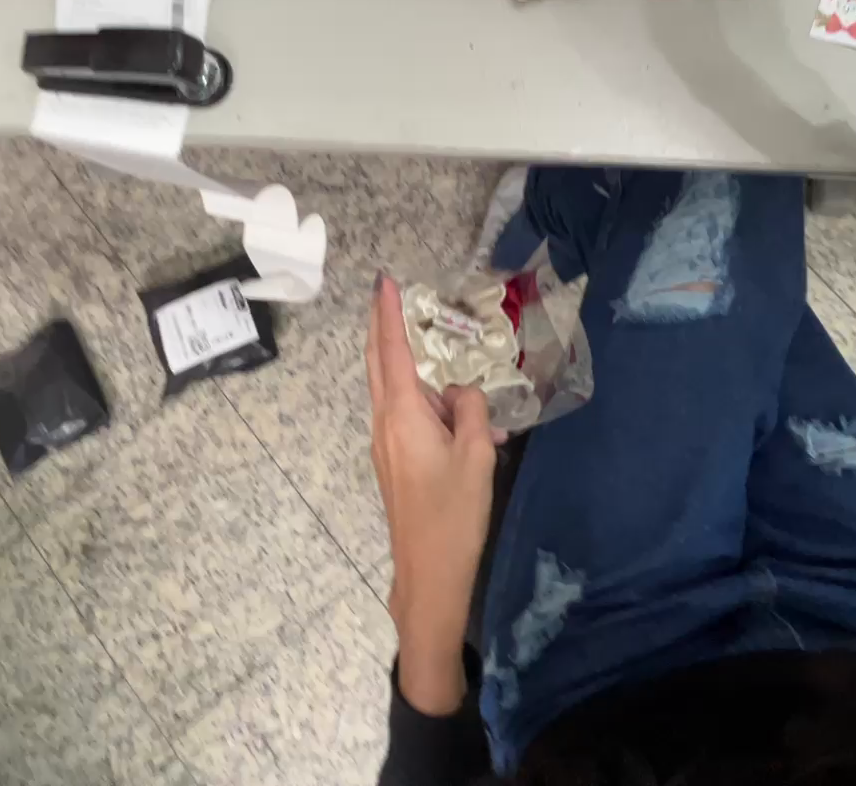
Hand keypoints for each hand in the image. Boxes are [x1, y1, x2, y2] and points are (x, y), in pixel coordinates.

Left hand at [366, 273, 495, 714]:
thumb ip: (470, 410)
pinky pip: (405, 415)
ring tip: (440, 365)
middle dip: (382, 327)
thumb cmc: (454, 513)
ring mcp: (385, 443)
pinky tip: (460, 421)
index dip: (387, 313)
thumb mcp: (477, 455)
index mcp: (403, 414)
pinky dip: (423, 401)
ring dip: (410, 368)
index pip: (391, 350)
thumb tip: (460, 391)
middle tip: (389, 295)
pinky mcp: (393, 461)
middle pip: (378, 363)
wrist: (428, 574)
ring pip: (393, 390)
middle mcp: (385, 422)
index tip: (384, 282)